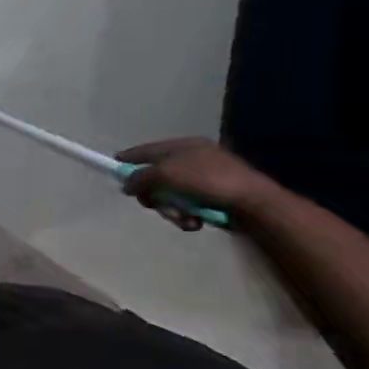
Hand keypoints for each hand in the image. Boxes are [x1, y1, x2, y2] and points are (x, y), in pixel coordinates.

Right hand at [116, 137, 282, 230]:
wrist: (256, 204)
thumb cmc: (208, 181)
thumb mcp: (166, 174)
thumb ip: (140, 177)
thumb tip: (126, 185)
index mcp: (183, 146)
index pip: (145, 150)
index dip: (128, 159)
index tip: (113, 170)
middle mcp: (193, 159)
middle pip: (156, 176)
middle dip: (153, 194)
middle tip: (153, 204)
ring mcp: (205, 180)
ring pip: (171, 195)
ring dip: (171, 209)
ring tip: (182, 217)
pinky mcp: (214, 199)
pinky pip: (188, 206)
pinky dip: (186, 216)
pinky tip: (194, 222)